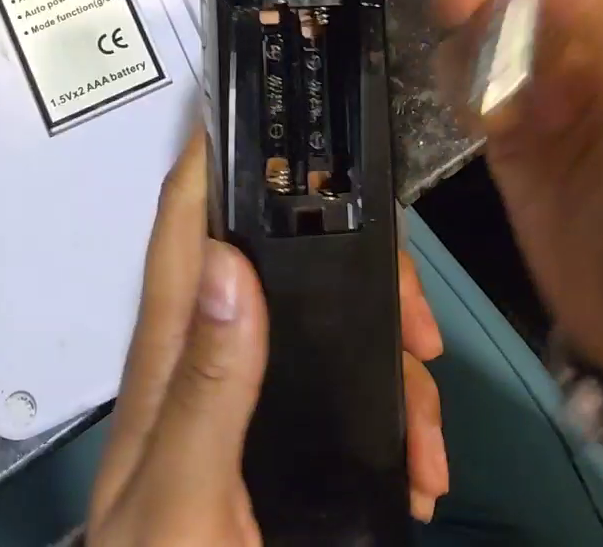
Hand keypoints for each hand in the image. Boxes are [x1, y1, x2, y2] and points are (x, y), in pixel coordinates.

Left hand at [87, 132, 448, 544]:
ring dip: (387, 356)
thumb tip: (228, 258)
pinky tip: (417, 463)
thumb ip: (206, 385)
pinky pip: (343, 392)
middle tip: (417, 330)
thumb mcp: (184, 493)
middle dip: (357, 273)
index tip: (260, 110)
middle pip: (281, 264)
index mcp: (174, 348)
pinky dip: (388, 414)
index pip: (183, 223)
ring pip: (327, 324)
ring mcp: (248, 390)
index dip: (210, 157)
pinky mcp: (280, 432)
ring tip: (428, 426)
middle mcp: (210, 351)